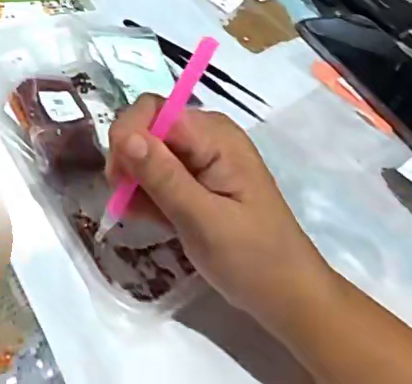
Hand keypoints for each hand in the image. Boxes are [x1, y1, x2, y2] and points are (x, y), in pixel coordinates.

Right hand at [106, 95, 329, 321]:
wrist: (293, 301)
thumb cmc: (254, 261)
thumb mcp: (204, 221)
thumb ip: (162, 176)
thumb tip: (124, 135)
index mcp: (215, 135)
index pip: (154, 109)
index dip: (128, 134)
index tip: (118, 176)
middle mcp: (207, 134)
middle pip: (149, 126)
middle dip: (129, 157)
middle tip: (124, 199)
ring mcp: (204, 155)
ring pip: (150, 149)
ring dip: (136, 177)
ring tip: (139, 214)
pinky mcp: (199, 176)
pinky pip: (160, 169)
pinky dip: (148, 189)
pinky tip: (149, 216)